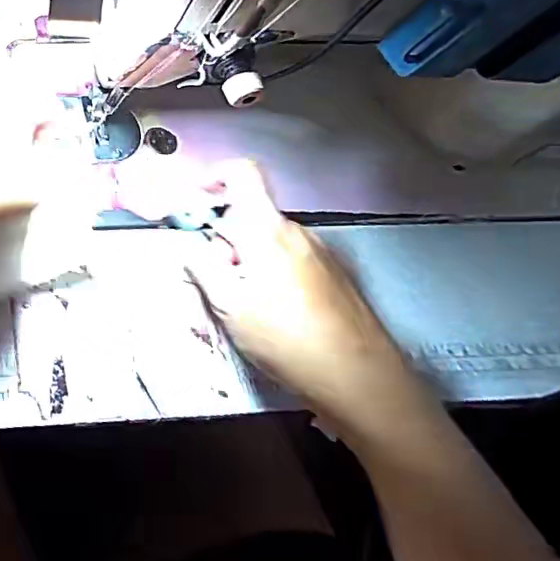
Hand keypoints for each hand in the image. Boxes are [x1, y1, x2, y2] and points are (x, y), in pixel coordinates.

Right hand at [177, 160, 426, 432]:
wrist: (366, 386)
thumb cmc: (288, 341)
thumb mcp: (228, 305)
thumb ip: (202, 265)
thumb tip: (193, 244)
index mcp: (268, 231)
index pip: (243, 174)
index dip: (214, 177)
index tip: (196, 201)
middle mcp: (298, 233)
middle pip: (251, 216)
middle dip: (226, 239)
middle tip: (217, 278)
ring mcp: (322, 254)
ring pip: (270, 242)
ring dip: (249, 261)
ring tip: (246, 305)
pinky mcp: (337, 277)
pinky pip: (292, 261)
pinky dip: (273, 276)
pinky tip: (276, 316)